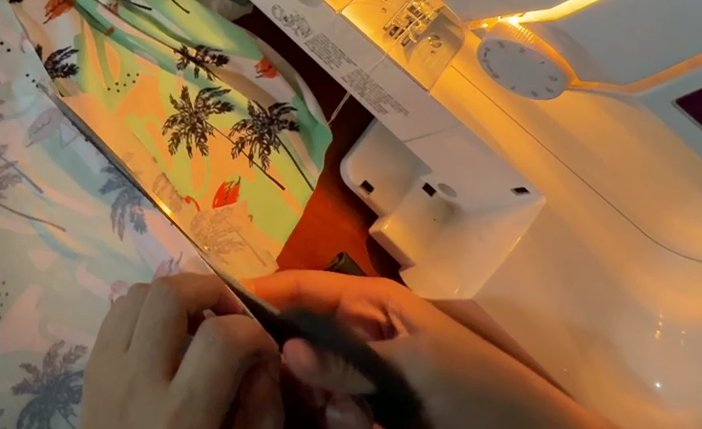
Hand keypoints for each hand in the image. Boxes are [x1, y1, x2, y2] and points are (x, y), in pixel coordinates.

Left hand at [82, 272, 283, 428]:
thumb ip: (258, 410)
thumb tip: (263, 356)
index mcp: (182, 415)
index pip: (221, 339)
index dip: (252, 331)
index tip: (264, 346)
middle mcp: (138, 380)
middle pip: (168, 295)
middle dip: (208, 290)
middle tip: (230, 314)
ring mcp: (107, 366)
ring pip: (138, 292)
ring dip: (174, 294)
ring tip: (198, 318)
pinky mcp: (91, 363)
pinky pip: (117, 310)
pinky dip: (145, 307)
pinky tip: (166, 330)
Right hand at [248, 271, 610, 428]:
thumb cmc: (485, 391)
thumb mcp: (419, 368)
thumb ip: (351, 359)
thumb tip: (286, 352)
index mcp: (368, 302)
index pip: (300, 286)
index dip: (259, 293)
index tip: (216, 309)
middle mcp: (359, 332)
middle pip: (296, 333)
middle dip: (283, 358)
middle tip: (269, 380)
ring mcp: (365, 374)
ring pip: (310, 377)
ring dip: (312, 397)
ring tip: (339, 417)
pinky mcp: (372, 410)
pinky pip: (333, 408)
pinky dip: (330, 418)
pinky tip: (342, 426)